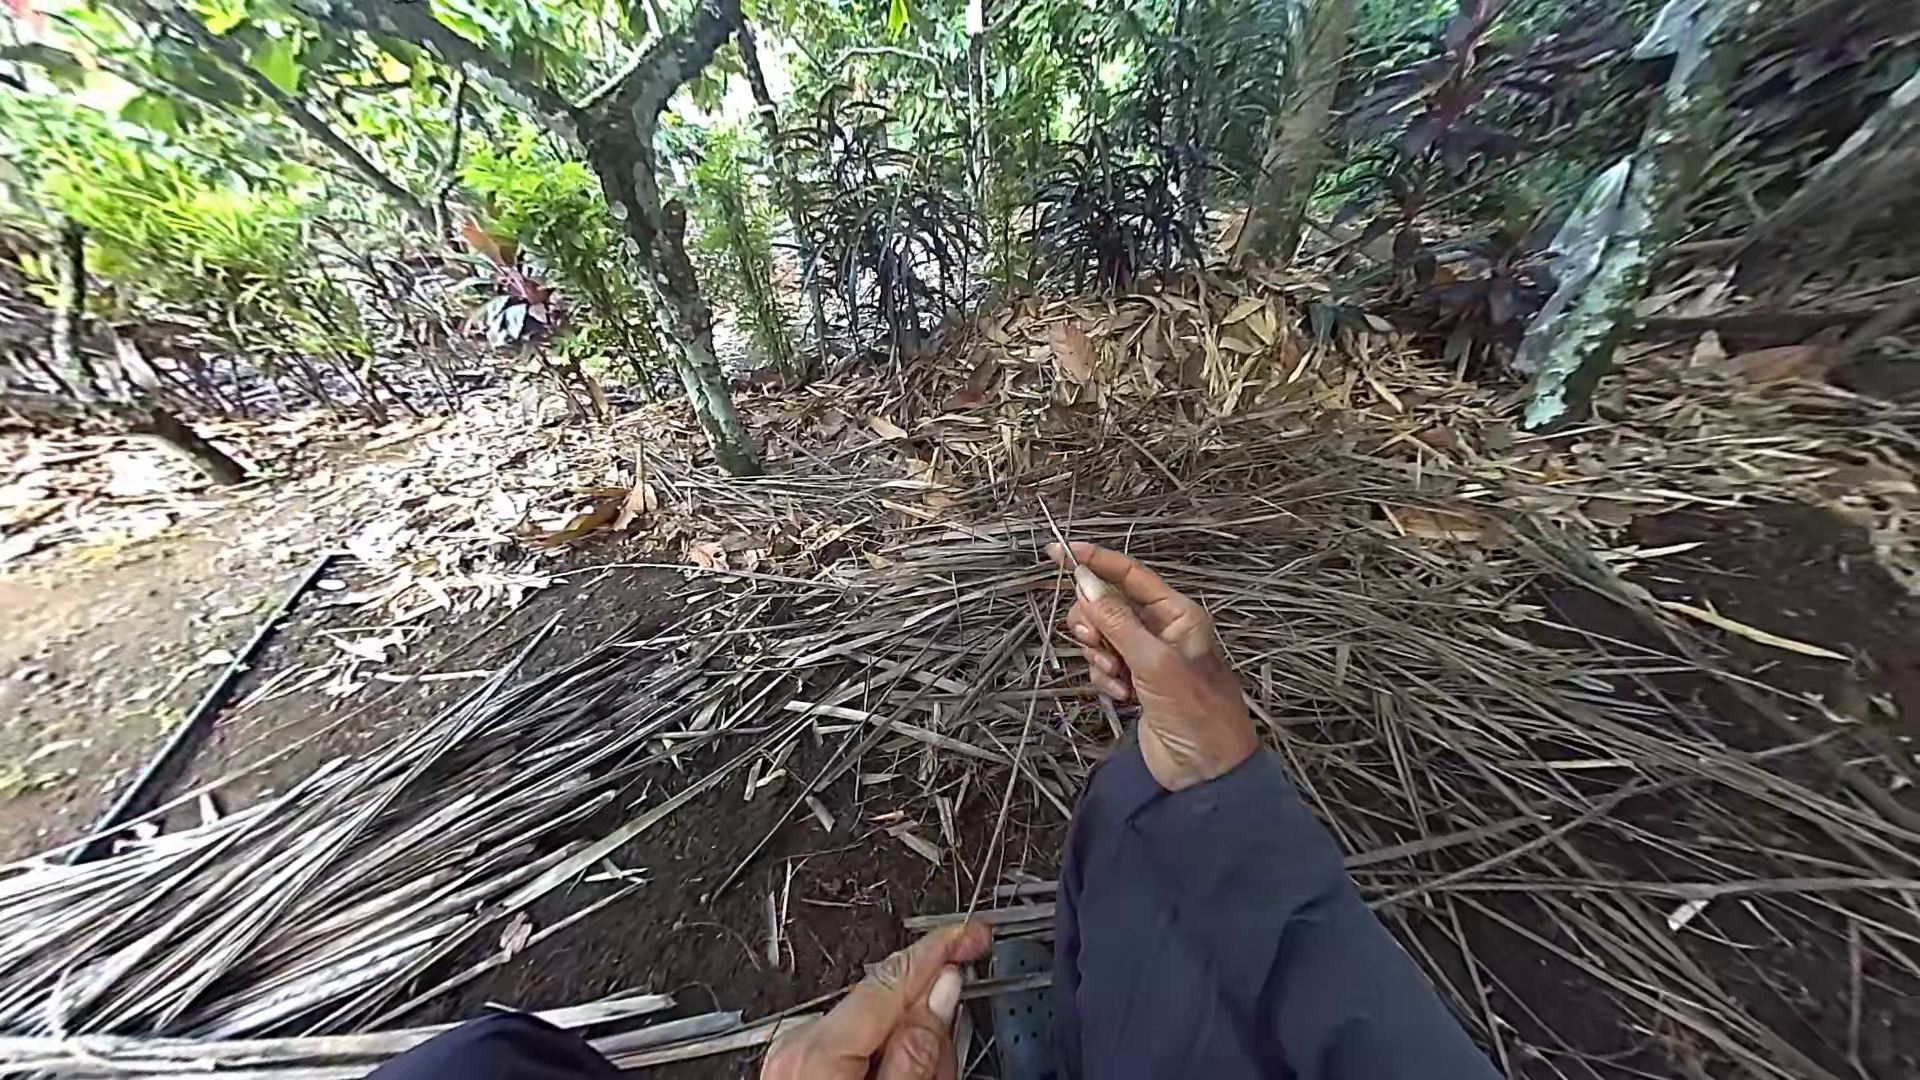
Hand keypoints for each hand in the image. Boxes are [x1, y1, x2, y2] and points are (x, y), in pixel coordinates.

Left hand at [761, 922, 991, 1079]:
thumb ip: (918, 1051)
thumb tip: (943, 987)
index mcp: (817, 1050)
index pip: (894, 974)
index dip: (943, 947)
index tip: (975, 934)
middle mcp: (800, 1045)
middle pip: (890, 1002)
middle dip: (930, 1024)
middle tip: (947, 1068)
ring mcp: (798, 1061)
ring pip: (881, 1029)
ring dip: (915, 1055)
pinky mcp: (804, 1076)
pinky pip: (864, 1052)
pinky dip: (892, 1067)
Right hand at [1048, 542, 1255, 791]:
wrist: (1205, 772)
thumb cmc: (1197, 712)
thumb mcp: (1154, 661)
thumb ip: (1117, 622)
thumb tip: (1086, 586)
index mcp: (1175, 614)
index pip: (1129, 574)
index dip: (1095, 560)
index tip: (1061, 553)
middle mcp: (1158, 630)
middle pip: (1106, 606)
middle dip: (1093, 624)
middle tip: (1095, 642)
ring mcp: (1144, 656)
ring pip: (1099, 637)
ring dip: (1098, 656)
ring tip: (1117, 677)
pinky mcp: (1132, 680)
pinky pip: (1101, 664)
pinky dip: (1103, 678)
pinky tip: (1121, 695)